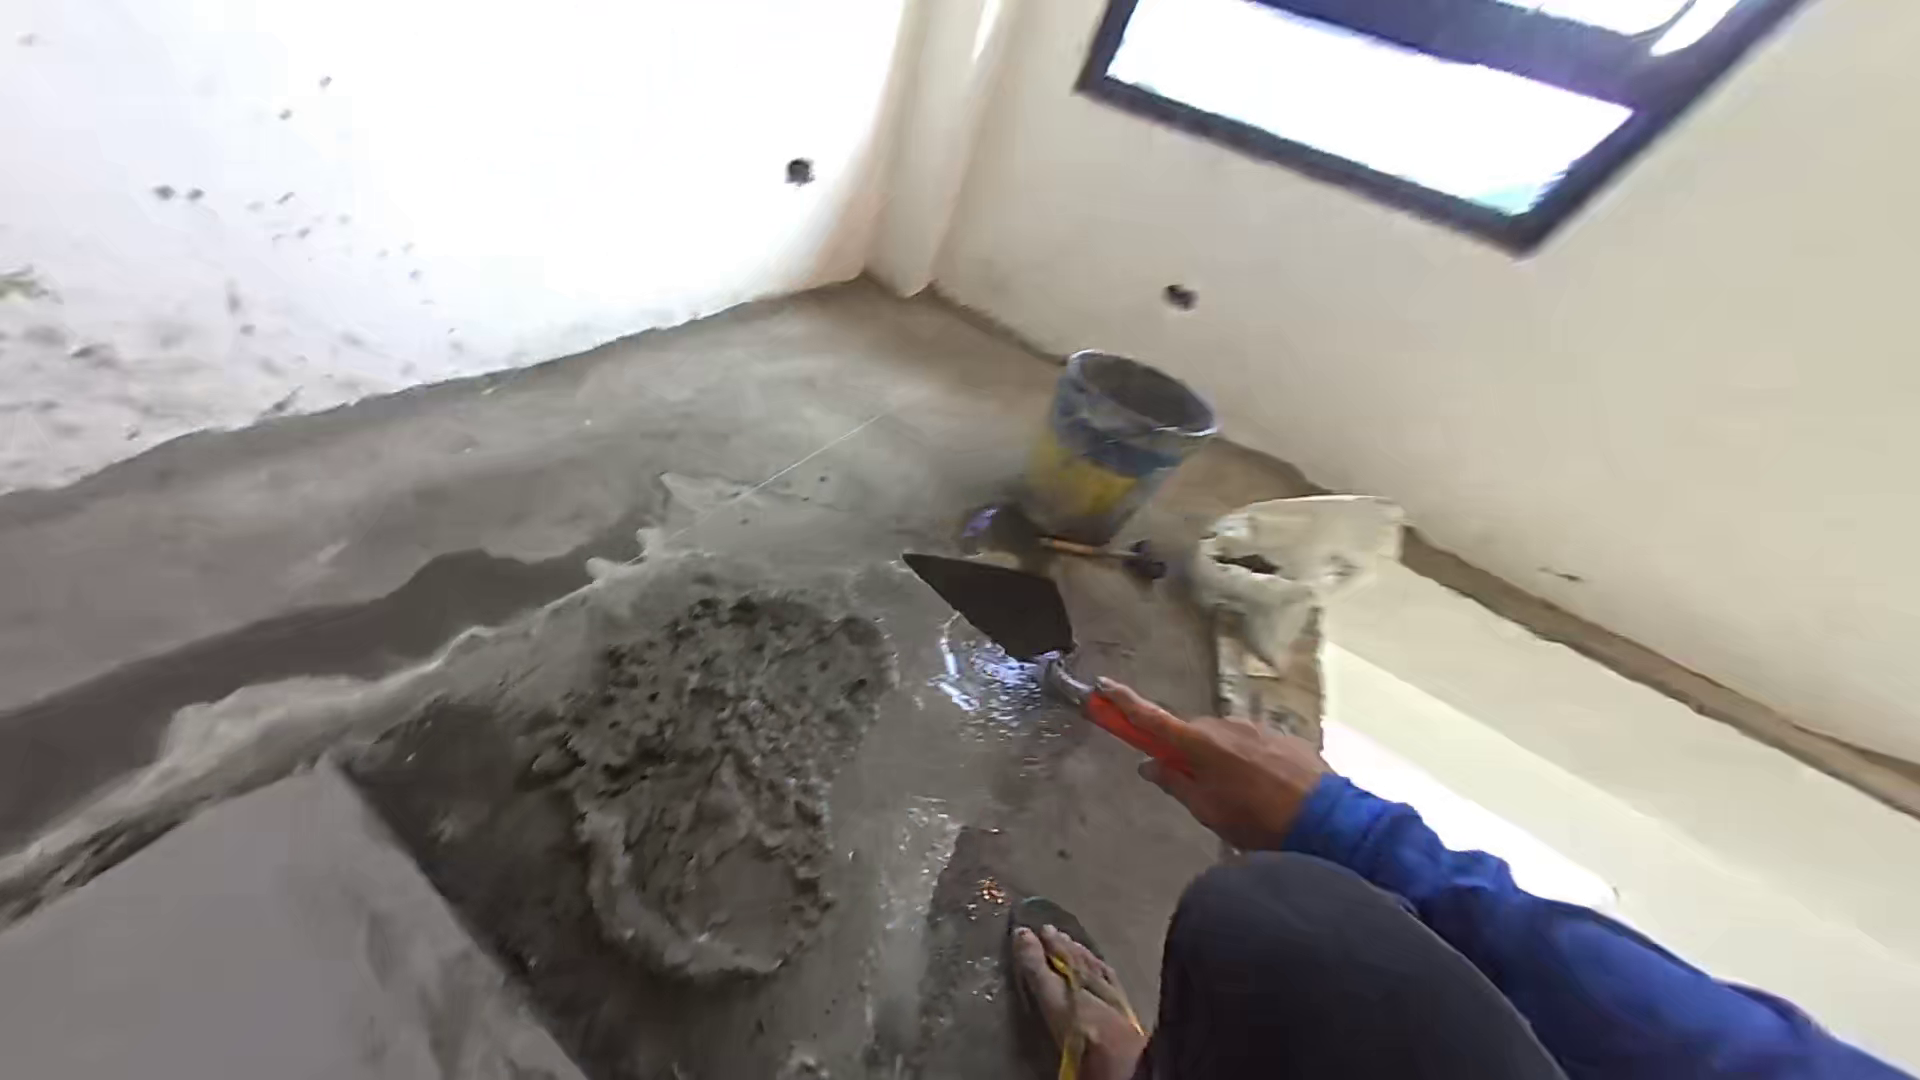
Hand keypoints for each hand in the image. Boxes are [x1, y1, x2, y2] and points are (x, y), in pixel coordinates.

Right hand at [1099, 678, 1329, 851]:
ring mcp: (1254, 726)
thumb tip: (1149, 765)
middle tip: (1198, 787)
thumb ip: (1175, 784)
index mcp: (1199, 744)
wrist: (1332, 821)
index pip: (1150, 719)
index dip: (1123, 703)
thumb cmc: (1259, 821)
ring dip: (1219, 757)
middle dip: (1186, 751)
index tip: (1102, 688)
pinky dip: (1247, 759)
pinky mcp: (1279, 734)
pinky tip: (1265, 788)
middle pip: (1189, 732)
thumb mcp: (1209, 812)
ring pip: (1221, 738)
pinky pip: (1249, 742)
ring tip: (1242, 796)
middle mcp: (1223, 726)